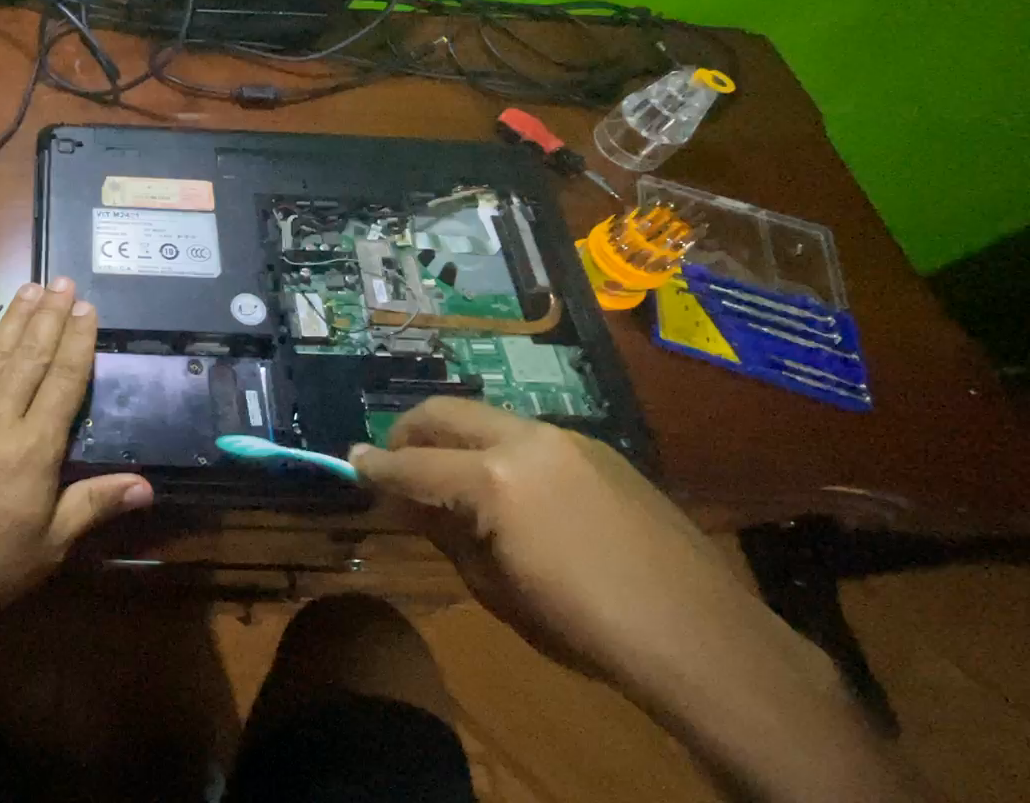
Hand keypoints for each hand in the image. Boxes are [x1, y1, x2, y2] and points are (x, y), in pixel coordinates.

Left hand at [0, 277, 152, 660]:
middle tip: (61, 281)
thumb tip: (147, 485)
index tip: (86, 308)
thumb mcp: (50, 545)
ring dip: (12, 321)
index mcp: (32, 450)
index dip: (77, 341)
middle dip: (47, 316)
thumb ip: (95, 504)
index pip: (62, 381)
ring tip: (29, 289)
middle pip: (27, 357)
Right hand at [348, 398, 812, 696]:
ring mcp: (567, 439)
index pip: (410, 464)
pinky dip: (495, 449)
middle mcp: (525, 440)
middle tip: (392, 463)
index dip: (373, 467)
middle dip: (406, 433)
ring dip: (452, 438)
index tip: (349, 464)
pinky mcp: (599, 450)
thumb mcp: (492, 587)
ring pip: (486, 418)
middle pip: (443, 413)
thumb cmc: (581, 624)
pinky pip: (526, 436)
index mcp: (493, 479)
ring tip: (447, 477)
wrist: (700, 636)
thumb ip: (444, 532)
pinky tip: (506, 488)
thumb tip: (409, 503)